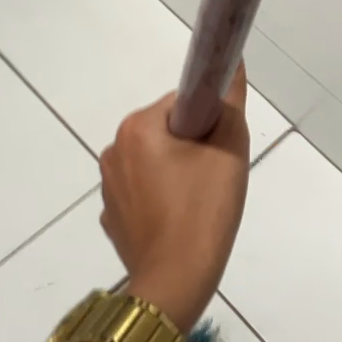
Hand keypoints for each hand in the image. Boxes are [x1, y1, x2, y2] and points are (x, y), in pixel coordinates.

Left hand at [97, 69, 250, 331]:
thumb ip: (231, 99)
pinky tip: (180, 217)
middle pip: (168, 129)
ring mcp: (108, 187)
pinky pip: (144, 189)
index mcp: (138, 127)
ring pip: (156, 159)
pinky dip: (162, 195)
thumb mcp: (230, 146)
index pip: (183, 102)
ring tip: (200, 197)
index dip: (209, 119)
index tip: (221, 145)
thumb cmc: (205, 206)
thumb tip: (233, 61)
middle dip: (193, 143)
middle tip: (216, 171)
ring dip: (177, 168)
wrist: (177, 280)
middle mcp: (114, 150)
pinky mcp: (112, 217)